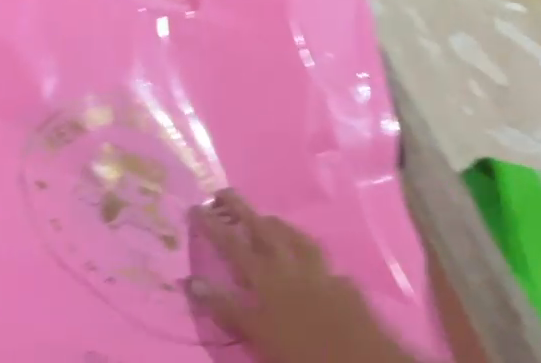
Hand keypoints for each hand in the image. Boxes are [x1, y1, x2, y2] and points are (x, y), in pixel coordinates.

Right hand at [187, 190, 421, 362]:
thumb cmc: (305, 355)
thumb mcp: (257, 335)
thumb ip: (225, 308)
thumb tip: (191, 281)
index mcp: (265, 277)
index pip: (230, 243)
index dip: (211, 223)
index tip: (194, 206)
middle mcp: (291, 267)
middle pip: (262, 229)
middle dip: (240, 209)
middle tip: (223, 193)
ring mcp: (322, 275)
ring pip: (296, 239)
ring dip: (278, 226)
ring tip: (267, 219)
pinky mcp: (348, 290)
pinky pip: (327, 265)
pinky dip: (315, 260)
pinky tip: (315, 265)